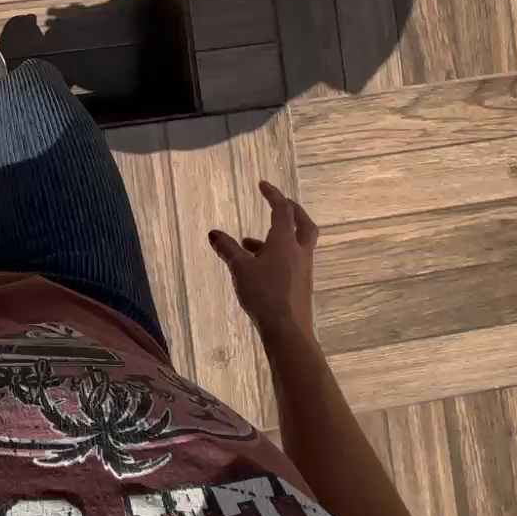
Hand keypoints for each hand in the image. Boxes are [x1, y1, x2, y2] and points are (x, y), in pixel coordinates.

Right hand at [207, 180, 320, 341]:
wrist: (287, 331)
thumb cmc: (264, 294)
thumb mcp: (240, 268)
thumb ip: (227, 248)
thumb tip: (213, 233)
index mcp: (285, 241)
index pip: (282, 210)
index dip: (273, 195)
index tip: (263, 185)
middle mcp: (298, 251)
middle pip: (303, 223)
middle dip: (292, 210)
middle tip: (279, 204)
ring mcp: (302, 268)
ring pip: (297, 242)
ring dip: (280, 235)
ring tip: (251, 242)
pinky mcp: (300, 284)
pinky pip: (292, 259)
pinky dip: (277, 253)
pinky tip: (258, 266)